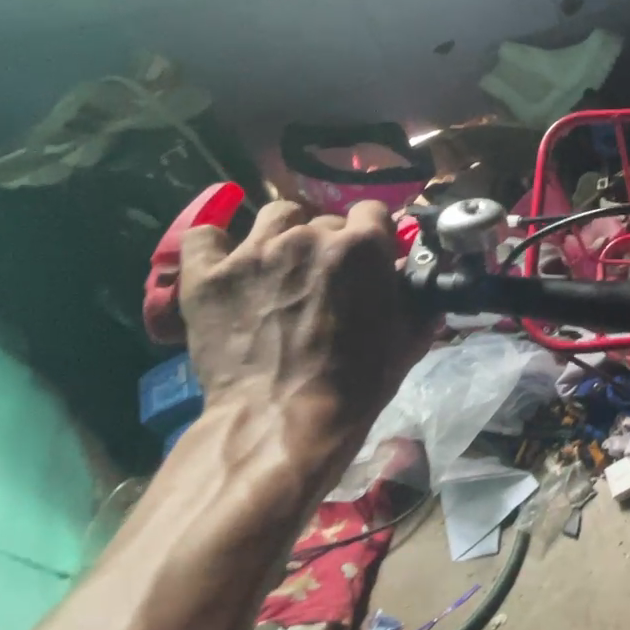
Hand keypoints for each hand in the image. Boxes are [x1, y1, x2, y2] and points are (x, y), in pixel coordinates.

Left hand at [179, 200, 433, 464]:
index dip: (375, 233)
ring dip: (283, 234)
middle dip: (331, 242)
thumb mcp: (408, 339)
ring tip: (282, 262)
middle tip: (328, 275)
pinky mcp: (208, 274)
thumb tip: (424, 287)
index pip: (373, 211)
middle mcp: (310, 236)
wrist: (282, 418)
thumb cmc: (357, 381)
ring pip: (273, 216)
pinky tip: (228, 262)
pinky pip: (206, 236)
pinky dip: (217, 245)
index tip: (372, 254)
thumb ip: (419, 302)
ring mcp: (254, 252)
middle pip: (325, 219)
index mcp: (364, 247)